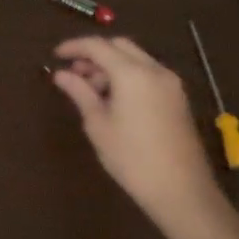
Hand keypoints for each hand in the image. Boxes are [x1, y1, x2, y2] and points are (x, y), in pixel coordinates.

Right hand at [50, 36, 222, 223]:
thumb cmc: (132, 159)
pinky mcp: (178, 99)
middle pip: (119, 46)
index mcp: (132, 73)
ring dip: (111, 65)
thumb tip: (61, 74)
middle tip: (75, 73)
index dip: (74, 47)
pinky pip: (148, 73)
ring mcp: (170, 84)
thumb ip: (79, 92)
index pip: (97, 46)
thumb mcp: (98, 125)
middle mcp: (154, 70)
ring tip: (92, 91)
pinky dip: (128, 75)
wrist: (183, 192)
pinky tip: (116, 100)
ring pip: (135, 58)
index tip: (56, 56)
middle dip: (94, 54)